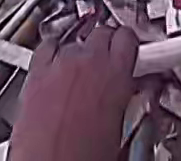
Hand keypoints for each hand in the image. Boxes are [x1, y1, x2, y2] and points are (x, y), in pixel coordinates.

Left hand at [7, 17, 137, 160]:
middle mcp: (89, 60)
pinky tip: (55, 65)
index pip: (127, 36)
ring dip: (81, 53)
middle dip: (106, 46)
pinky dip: (53, 52)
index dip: (128, 44)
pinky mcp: (37, 73)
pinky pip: (47, 46)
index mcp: (116, 73)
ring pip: (76, 40)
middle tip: (107, 66)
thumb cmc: (82, 160)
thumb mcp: (123, 131)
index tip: (128, 52)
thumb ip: (134, 101)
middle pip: (102, 33)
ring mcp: (62, 64)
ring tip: (80, 76)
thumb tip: (143, 96)